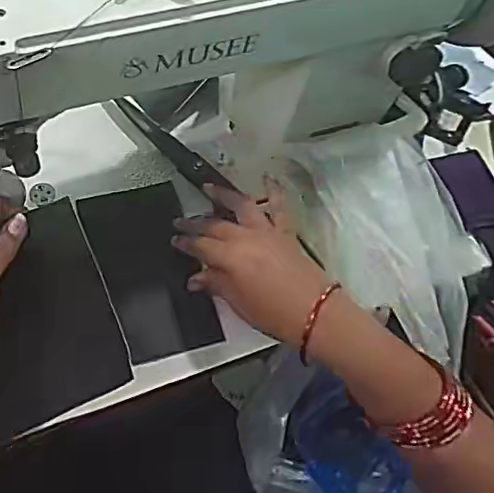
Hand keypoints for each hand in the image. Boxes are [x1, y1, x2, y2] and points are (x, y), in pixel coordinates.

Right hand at [173, 182, 331, 343]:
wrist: (317, 314)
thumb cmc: (276, 313)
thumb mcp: (238, 302)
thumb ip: (215, 284)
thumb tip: (197, 278)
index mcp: (229, 256)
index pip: (199, 245)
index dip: (185, 243)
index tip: (176, 241)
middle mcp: (246, 237)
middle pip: (214, 224)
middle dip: (194, 223)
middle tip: (181, 222)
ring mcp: (266, 232)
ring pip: (241, 205)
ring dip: (223, 195)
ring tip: (209, 187)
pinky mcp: (285, 233)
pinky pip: (279, 207)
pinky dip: (274, 190)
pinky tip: (268, 178)